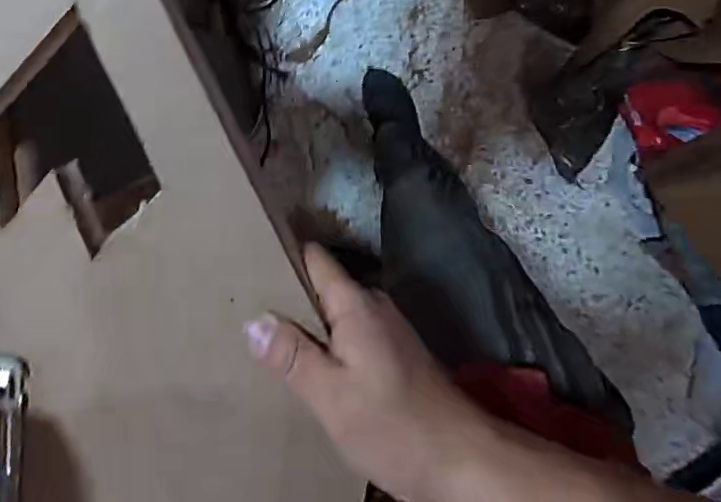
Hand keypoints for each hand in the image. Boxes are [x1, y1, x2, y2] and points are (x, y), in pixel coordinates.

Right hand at [247, 244, 494, 501]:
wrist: (468, 466)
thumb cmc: (395, 424)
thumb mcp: (332, 396)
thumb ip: (292, 356)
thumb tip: (253, 322)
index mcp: (355, 303)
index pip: (314, 257)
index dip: (285, 253)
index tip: (253, 256)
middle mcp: (374, 304)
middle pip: (324, 285)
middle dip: (292, 294)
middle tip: (252, 304)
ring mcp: (389, 329)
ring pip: (338, 312)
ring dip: (312, 322)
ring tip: (276, 334)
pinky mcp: (398, 354)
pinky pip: (353, 333)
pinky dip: (332, 342)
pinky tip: (316, 364)